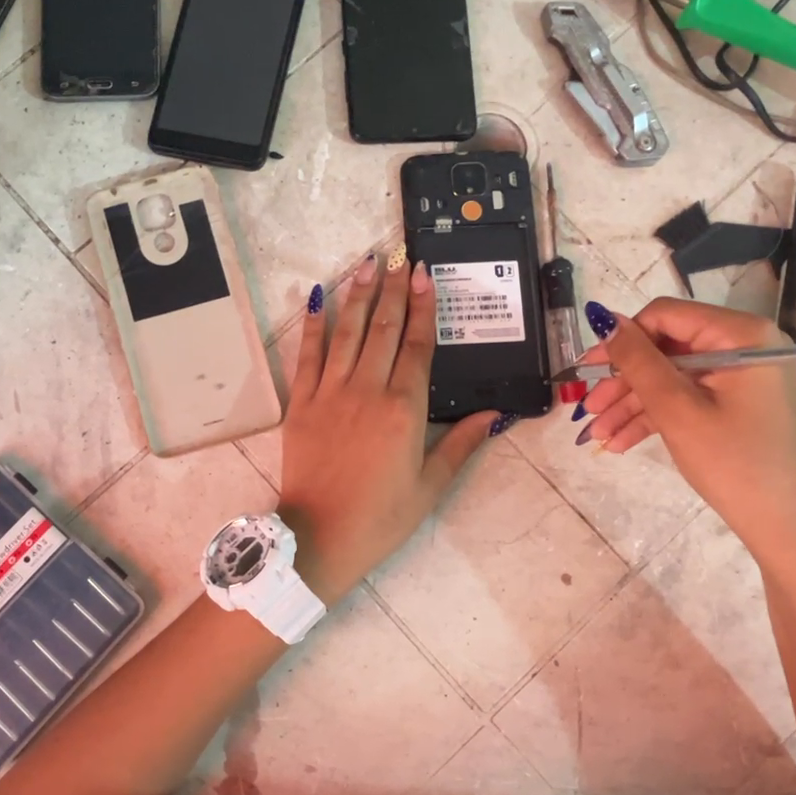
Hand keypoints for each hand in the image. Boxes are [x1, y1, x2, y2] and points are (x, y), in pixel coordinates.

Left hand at [278, 249, 499, 603]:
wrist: (318, 538)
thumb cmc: (380, 518)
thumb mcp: (429, 487)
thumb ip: (460, 445)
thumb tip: (495, 415)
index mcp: (404, 410)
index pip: (417, 346)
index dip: (422, 308)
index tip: (424, 275)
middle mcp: (367, 391)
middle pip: (382, 330)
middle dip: (392, 290)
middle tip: (399, 256)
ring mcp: (329, 394)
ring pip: (346, 333)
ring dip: (358, 295)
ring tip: (366, 263)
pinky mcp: (299, 404)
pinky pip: (307, 355)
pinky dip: (313, 325)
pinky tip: (318, 298)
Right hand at [575, 297, 795, 559]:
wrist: (786, 523)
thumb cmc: (733, 460)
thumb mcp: (676, 408)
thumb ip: (637, 360)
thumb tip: (603, 320)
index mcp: (740, 335)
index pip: (665, 316)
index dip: (623, 339)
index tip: (586, 368)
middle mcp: (743, 346)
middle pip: (664, 349)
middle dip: (622, 381)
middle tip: (586, 408)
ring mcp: (739, 378)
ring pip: (669, 378)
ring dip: (630, 405)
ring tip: (596, 435)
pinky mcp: (734, 404)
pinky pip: (684, 399)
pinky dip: (653, 418)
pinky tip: (619, 443)